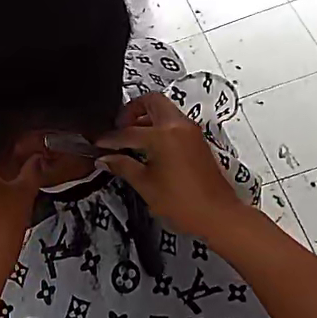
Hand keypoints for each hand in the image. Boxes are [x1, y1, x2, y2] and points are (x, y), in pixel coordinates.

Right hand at [95, 93, 254, 240]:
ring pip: (166, 111)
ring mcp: (192, 132)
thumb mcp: (146, 185)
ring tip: (131, 139)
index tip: (100, 144)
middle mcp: (180, 126)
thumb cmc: (184, 203)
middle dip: (132, 111)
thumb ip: (123, 166)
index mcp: (164, 135)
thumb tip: (108, 159)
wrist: (217, 215)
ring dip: (147, 118)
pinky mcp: (199, 141)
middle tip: (118, 128)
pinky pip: (176, 124)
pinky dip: (161, 128)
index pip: (128, 131)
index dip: (110, 138)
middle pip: (152, 102)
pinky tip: (149, 148)